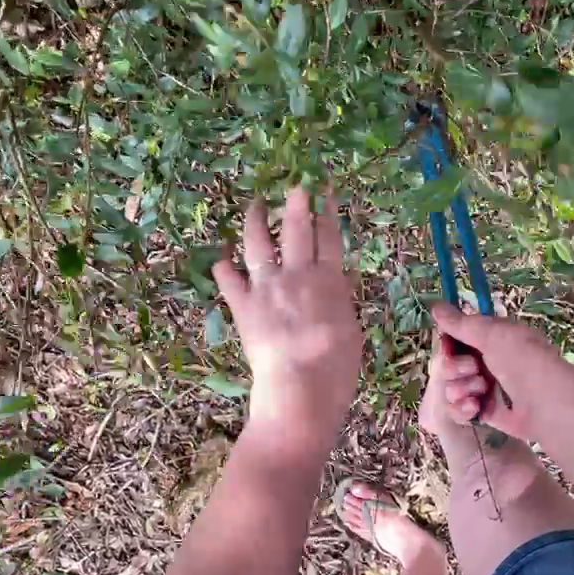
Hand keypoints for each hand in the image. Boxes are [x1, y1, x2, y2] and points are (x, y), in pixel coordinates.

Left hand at [212, 188, 361, 451]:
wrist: (300, 390)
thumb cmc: (337, 368)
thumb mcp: (352, 331)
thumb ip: (342, 301)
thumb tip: (340, 281)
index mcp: (329, 281)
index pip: (330, 237)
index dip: (328, 211)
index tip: (326, 190)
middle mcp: (296, 275)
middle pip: (296, 228)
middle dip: (296, 201)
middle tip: (296, 185)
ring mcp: (266, 288)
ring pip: (258, 243)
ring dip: (256, 220)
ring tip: (255, 205)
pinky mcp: (242, 306)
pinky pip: (228, 278)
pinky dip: (223, 266)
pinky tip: (221, 257)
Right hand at [422, 303, 570, 441]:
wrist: (545, 404)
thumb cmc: (522, 361)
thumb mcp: (491, 334)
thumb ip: (460, 323)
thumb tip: (434, 304)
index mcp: (493, 339)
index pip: (457, 338)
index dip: (449, 343)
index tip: (449, 346)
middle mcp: (488, 362)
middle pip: (450, 364)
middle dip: (454, 368)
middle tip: (473, 370)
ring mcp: (486, 389)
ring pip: (451, 388)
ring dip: (459, 389)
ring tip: (478, 392)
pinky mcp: (485, 413)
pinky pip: (458, 410)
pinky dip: (462, 409)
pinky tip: (474, 408)